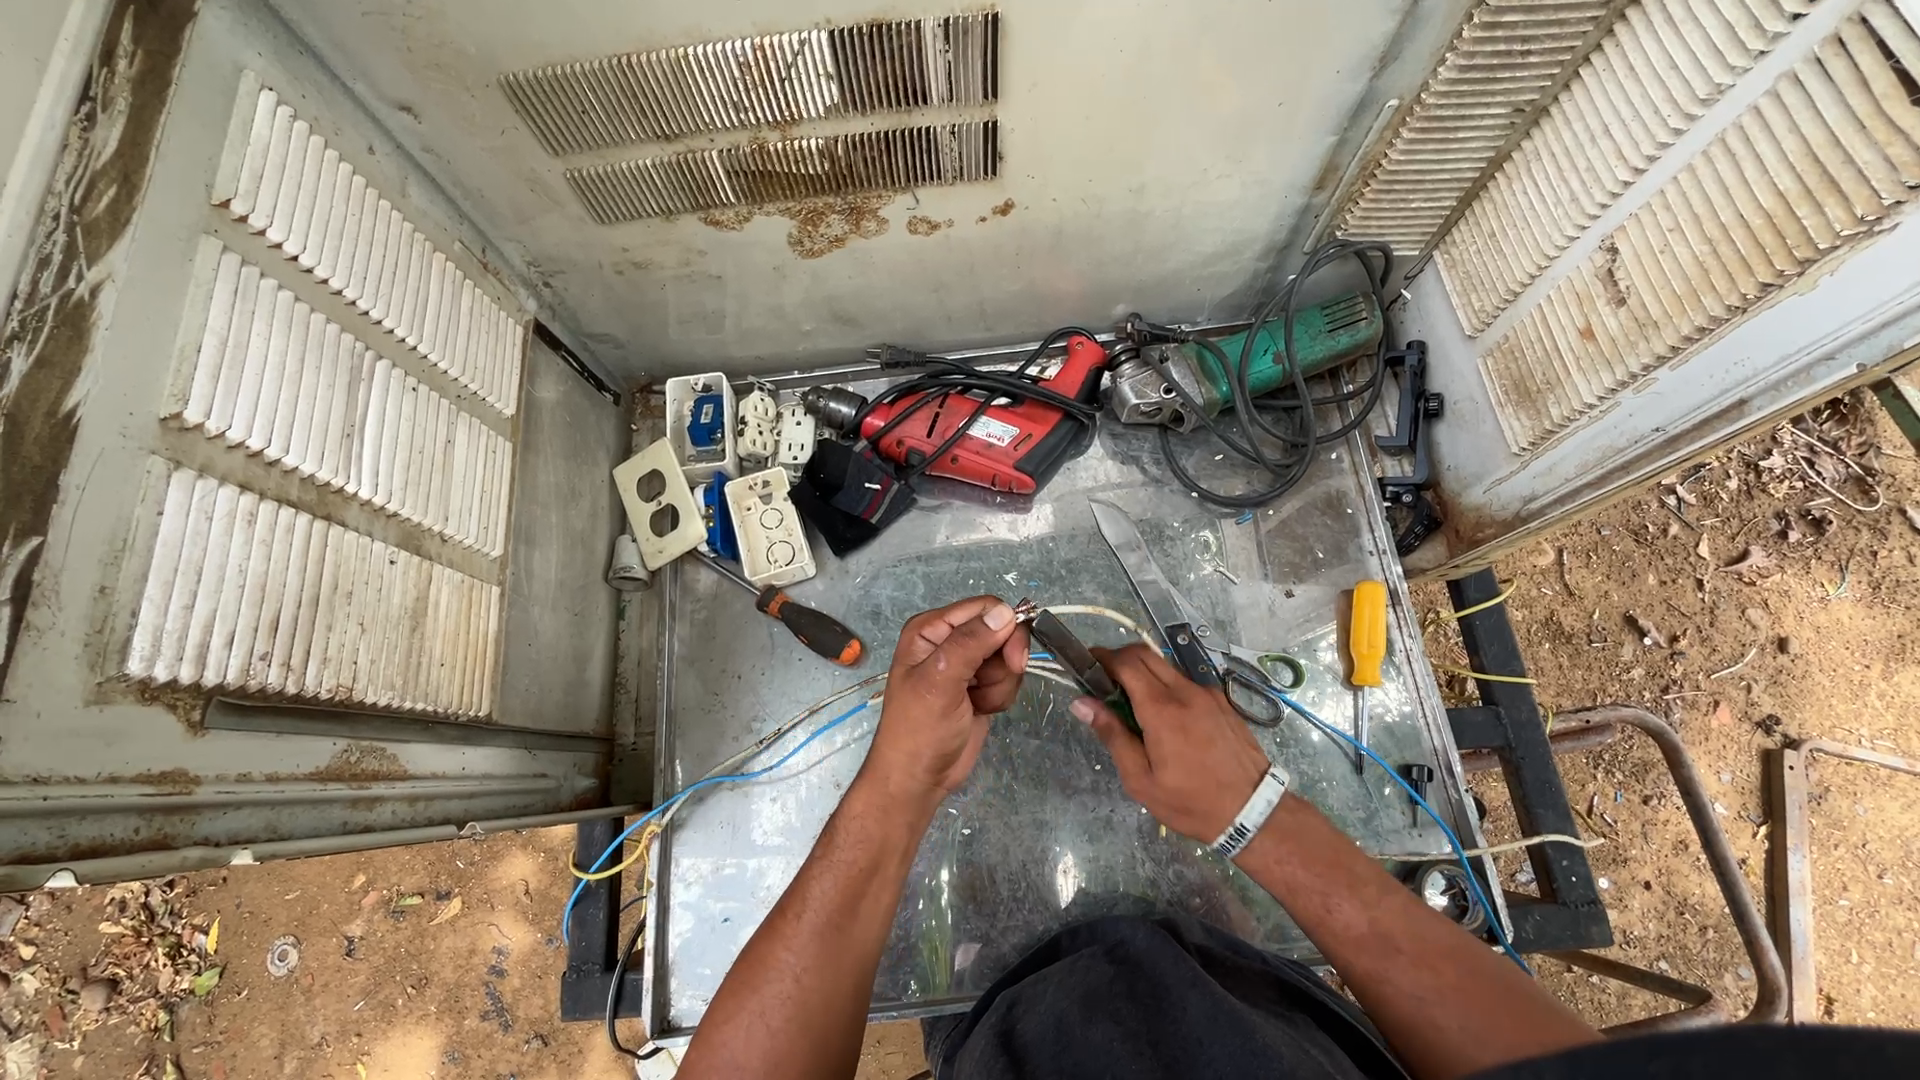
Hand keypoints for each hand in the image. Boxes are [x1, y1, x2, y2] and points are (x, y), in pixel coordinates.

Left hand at [860, 596, 1028, 807]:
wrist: (919, 778)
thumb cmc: (920, 729)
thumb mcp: (940, 681)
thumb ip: (971, 643)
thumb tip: (1006, 611)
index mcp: (930, 629)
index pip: (982, 608)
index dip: (1004, 627)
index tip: (1014, 658)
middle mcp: (948, 641)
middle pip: (1001, 630)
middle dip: (1004, 661)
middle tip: (991, 686)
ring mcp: (966, 665)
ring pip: (1008, 657)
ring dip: (1001, 684)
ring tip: (977, 703)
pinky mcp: (980, 686)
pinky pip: (1008, 678)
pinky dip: (1001, 696)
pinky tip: (982, 710)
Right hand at [1072, 644, 1270, 843]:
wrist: (1255, 811)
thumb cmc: (1191, 802)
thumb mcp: (1141, 780)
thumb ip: (1112, 735)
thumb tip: (1082, 704)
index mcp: (1162, 709)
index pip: (1126, 662)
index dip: (1102, 657)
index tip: (1086, 666)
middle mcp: (1185, 692)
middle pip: (1145, 654)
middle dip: (1119, 660)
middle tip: (1103, 682)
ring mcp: (1208, 693)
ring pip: (1166, 667)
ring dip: (1143, 674)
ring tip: (1132, 705)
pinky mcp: (1222, 701)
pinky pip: (1185, 683)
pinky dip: (1166, 688)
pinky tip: (1166, 719)